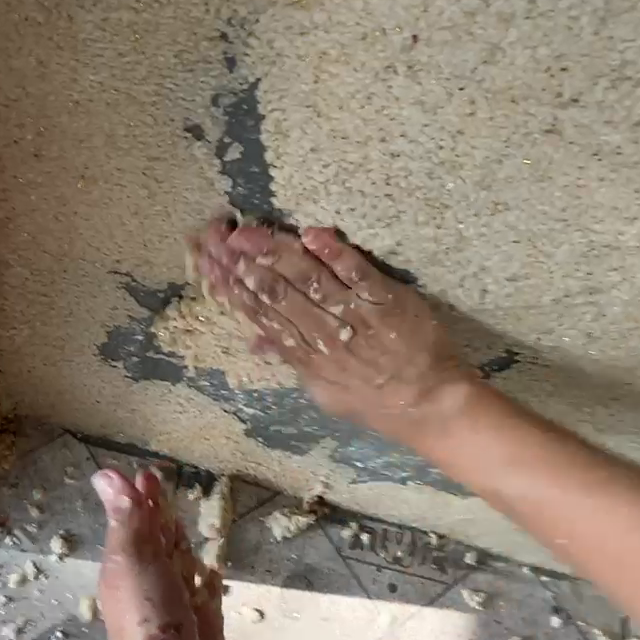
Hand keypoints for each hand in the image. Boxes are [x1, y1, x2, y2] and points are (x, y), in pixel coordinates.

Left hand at [89, 466, 229, 639]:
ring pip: (179, 562)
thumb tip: (104, 473)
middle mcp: (149, 582)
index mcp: (126, 566)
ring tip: (185, 518)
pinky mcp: (204, 625)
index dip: (140, 497)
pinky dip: (207, 577)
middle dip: (157, 513)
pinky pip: (205, 592)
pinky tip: (213, 567)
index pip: (134, 520)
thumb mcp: (133, 560)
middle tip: (161, 483)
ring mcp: (177, 604)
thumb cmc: (148, 620)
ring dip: (180, 540)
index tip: (146, 473)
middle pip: (155, 538)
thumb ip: (125, 517)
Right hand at [190, 213, 476, 441]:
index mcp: (305, 357)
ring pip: (308, 281)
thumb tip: (255, 342)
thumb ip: (292, 362)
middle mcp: (324, 336)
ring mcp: (356, 317)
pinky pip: (358, 275)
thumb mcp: (325, 392)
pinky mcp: (388, 303)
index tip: (210, 264)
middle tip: (218, 239)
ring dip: (276, 254)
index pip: (261, 315)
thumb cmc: (375, 400)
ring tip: (247, 233)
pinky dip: (335, 254)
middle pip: (276, 293)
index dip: (233, 288)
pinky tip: (311, 234)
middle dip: (243, 264)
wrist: (429, 406)